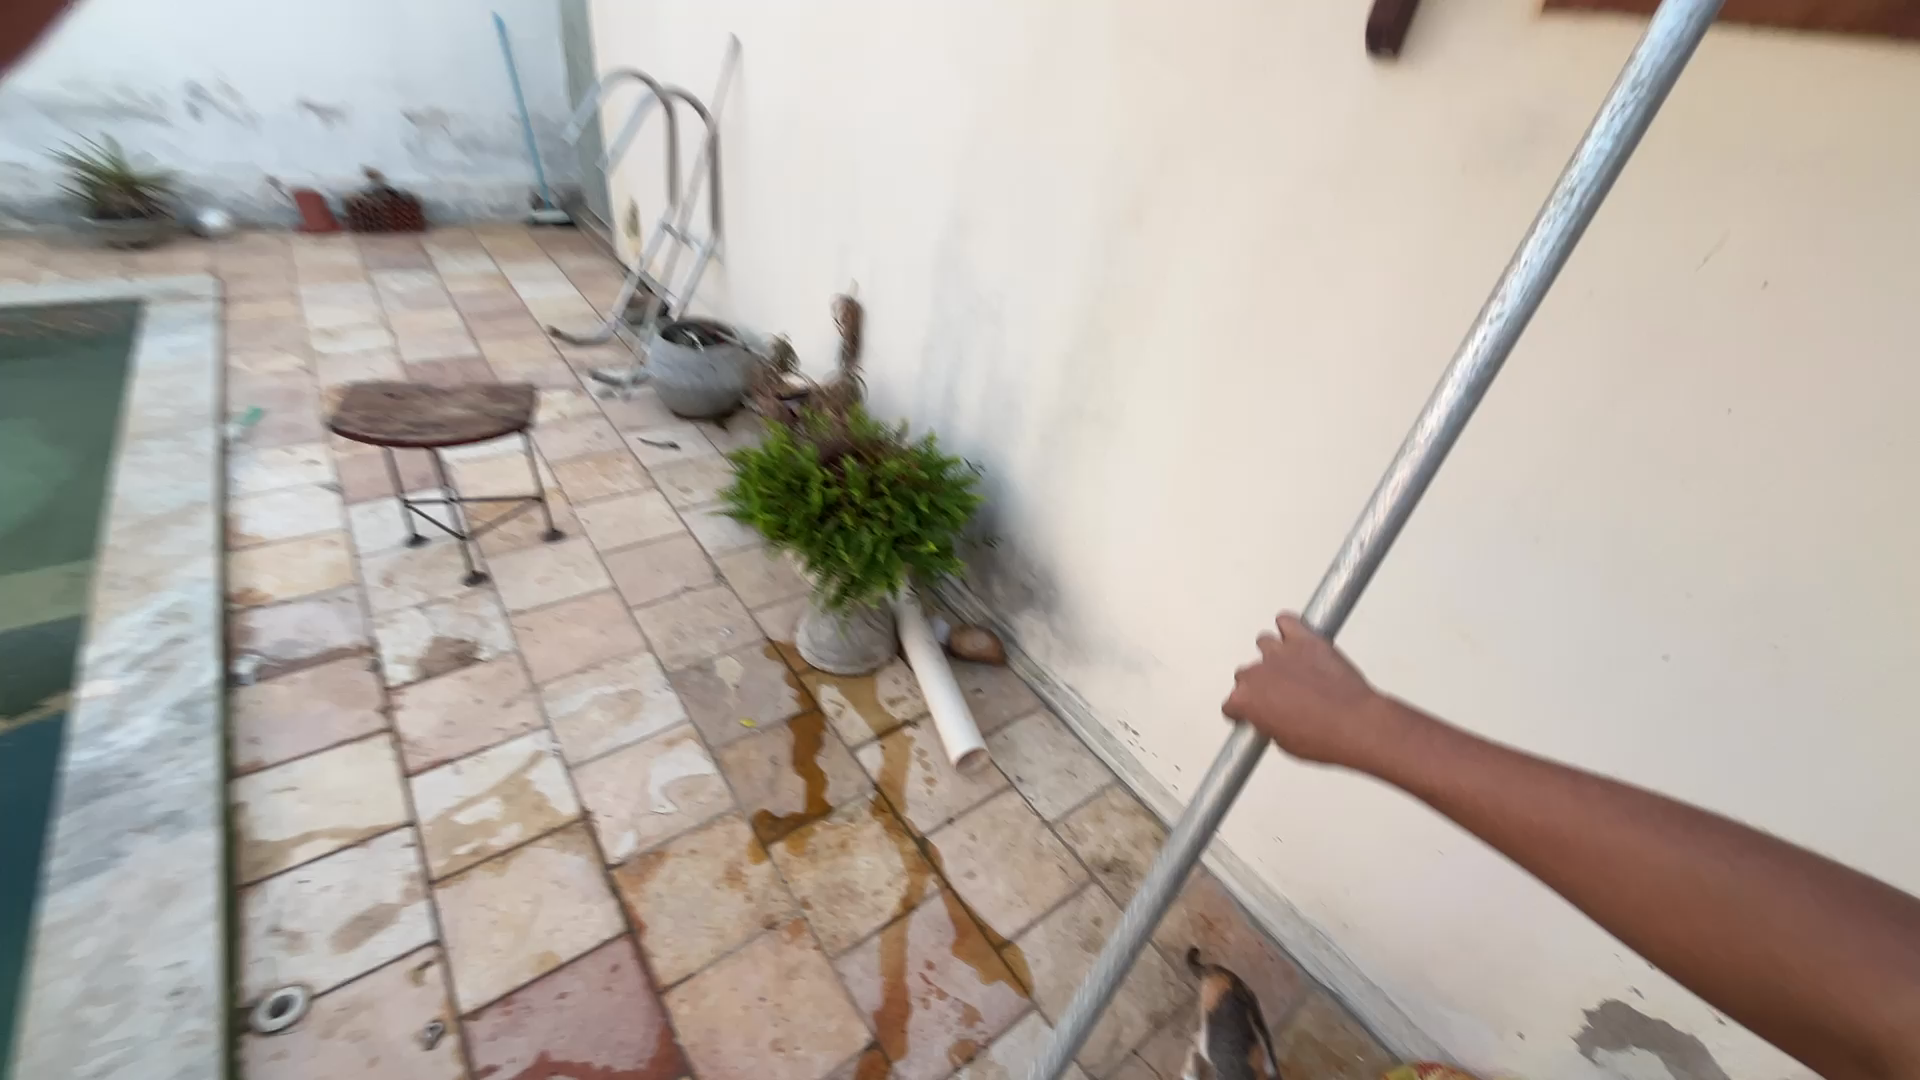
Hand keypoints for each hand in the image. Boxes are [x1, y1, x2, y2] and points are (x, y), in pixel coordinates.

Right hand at [1222, 613, 1394, 767]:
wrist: (1356, 724)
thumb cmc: (1324, 738)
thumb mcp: (1285, 743)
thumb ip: (1268, 723)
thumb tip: (1274, 717)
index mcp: (1245, 700)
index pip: (1231, 703)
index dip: (1242, 710)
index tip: (1254, 713)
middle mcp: (1256, 673)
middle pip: (1245, 673)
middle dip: (1259, 684)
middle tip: (1279, 695)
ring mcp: (1279, 654)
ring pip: (1264, 643)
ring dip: (1273, 654)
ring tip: (1290, 665)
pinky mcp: (1303, 641)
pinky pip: (1286, 621)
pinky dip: (1288, 626)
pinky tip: (1295, 637)